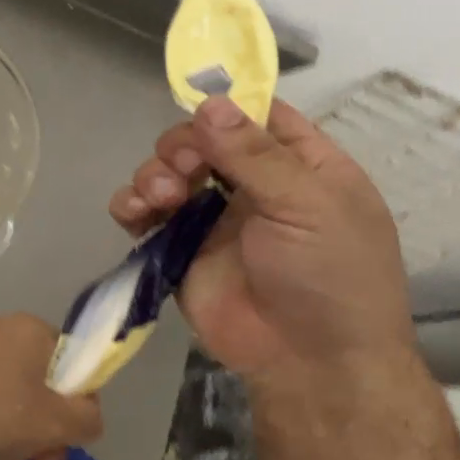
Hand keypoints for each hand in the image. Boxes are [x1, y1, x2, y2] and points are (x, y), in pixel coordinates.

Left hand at [0, 313, 102, 459]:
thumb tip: (84, 418)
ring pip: (5, 403)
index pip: (75, 369)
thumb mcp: (53, 422)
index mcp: (32, 332)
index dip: (78, 409)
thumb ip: (86, 420)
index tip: (69, 442)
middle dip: (42, 437)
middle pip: (38, 390)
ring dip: (13, 443)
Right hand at [108, 97, 414, 383]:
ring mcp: (210, 220)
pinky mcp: (176, 251)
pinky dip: (131, 208)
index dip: (227, 106)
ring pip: (166, 175)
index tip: (195, 104)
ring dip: (153, 177)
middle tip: (183, 170)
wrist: (304, 356)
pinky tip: (135, 214)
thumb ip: (253, 155)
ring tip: (159, 199)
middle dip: (181, 148)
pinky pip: (143, 217)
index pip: (260, 117)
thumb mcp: (306, 204)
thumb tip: (209, 103)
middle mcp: (252, 187)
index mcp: (301, 167)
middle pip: (201, 142)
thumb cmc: (329, 274)